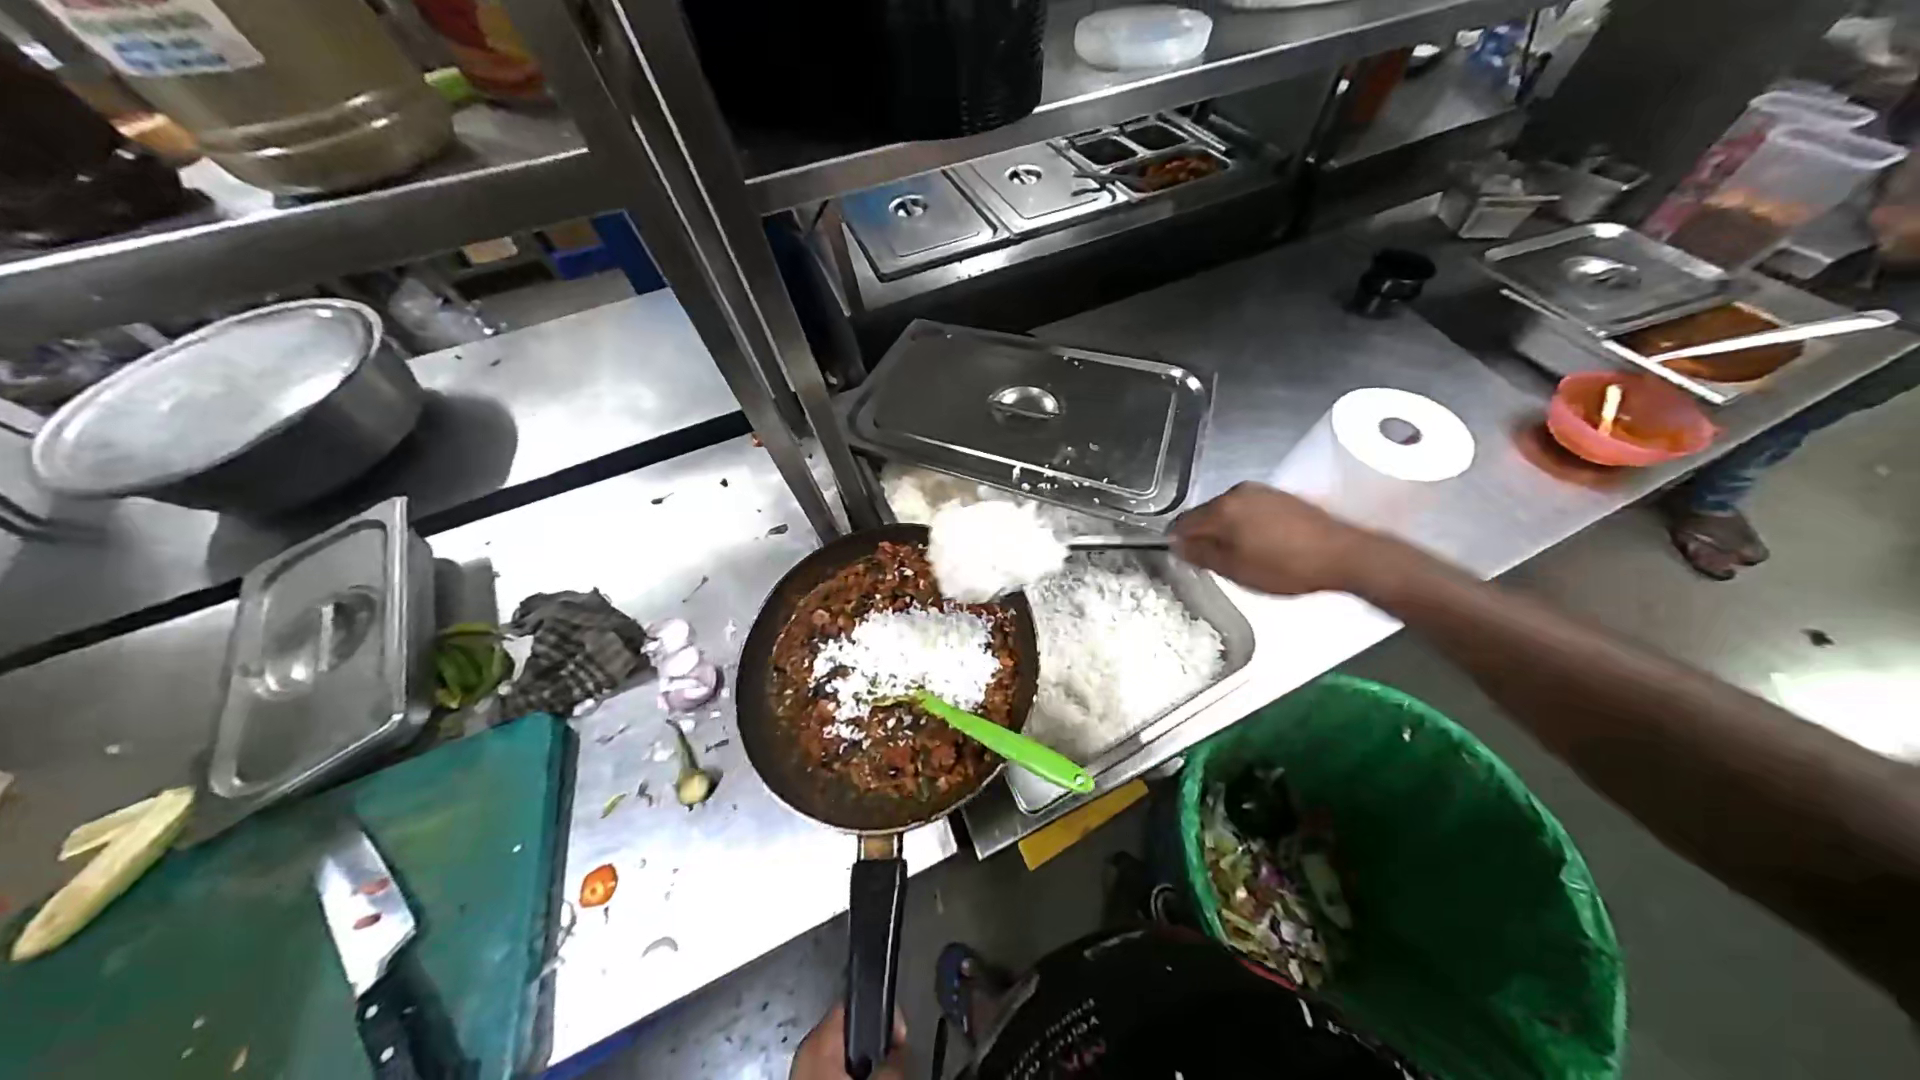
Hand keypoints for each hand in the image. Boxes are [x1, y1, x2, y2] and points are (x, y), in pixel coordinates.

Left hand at [790, 1002, 908, 1079]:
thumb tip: (902, 1049)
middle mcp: (809, 1053)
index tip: (902, 1037)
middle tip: (898, 1067)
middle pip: (854, 1036)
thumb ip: (894, 1063)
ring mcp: (808, 1077)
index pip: (853, 1004)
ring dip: (871, 1071)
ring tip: (889, 1078)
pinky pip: (839, 1078)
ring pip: (849, 1062)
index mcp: (818, 1041)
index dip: (883, 1013)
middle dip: (879, 1050)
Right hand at [1172, 482, 1380, 595]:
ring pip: (1229, 512)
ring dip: (1227, 532)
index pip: (1183, 522)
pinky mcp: (1282, 497)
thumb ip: (1200, 555)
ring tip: (1242, 557)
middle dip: (1204, 536)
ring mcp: (1263, 491)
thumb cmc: (1285, 566)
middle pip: (1206, 515)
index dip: (1179, 542)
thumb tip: (1176, 544)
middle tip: (1216, 564)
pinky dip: (1247, 526)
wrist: (1345, 555)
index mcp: (1222, 507)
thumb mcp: (1235, 569)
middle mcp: (1238, 491)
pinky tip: (1262, 546)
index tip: (1187, 561)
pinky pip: (1250, 510)